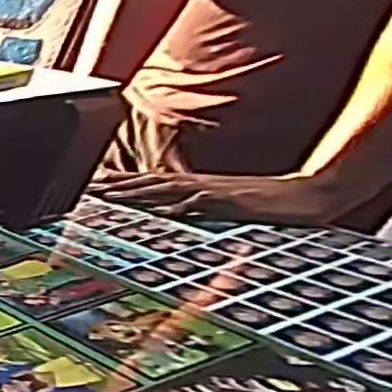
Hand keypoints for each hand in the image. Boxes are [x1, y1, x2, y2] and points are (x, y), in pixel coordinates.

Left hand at [90, 169, 343, 224]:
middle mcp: (191, 184)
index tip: (86, 184)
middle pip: (144, 182)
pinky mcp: (226, 202)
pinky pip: (196, 206)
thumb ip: (179, 201)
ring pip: (163, 190)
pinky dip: (175, 208)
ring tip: (107, 196)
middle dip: (112, 186)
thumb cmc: (256, 198)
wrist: (307, 194)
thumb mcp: (209, 198)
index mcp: (186, 183)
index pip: (142, 179)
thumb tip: (149, 210)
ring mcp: (207, 191)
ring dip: (133, 193)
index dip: (113, 181)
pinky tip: (156, 212)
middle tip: (84, 189)